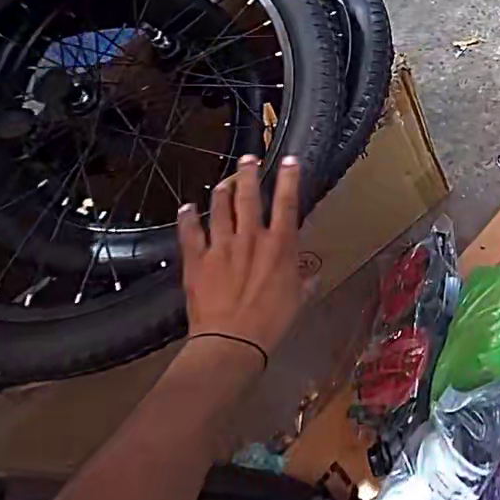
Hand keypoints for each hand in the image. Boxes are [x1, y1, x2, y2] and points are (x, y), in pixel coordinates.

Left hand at [177, 154, 304, 360]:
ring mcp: (221, 246)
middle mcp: (250, 238)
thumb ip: (305, 283)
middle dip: (249, 173)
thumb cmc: (271, 323)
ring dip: (222, 190)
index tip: (289, 160)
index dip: (289, 178)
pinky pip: (190, 232)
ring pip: (220, 208)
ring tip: (223, 180)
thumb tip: (313, 276)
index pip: (287, 203)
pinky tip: (186, 207)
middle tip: (248, 158)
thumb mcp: (297, 302)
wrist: (232, 341)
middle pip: (249, 196)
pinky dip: (188, 218)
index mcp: (279, 246)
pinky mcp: (197, 259)